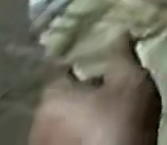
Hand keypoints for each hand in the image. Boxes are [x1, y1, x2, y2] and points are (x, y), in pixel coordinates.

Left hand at [30, 35, 162, 144]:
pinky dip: (82, 130)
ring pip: (65, 118)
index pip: (64, 69)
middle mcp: (36, 123)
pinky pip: (67, 136)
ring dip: (84, 111)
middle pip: (63, 95)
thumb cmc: (120, 118)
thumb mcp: (130, 78)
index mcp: (51, 98)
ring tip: (111, 108)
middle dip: (86, 88)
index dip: (86, 62)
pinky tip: (104, 129)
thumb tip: (118, 32)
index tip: (107, 60)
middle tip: (114, 84)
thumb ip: (120, 54)